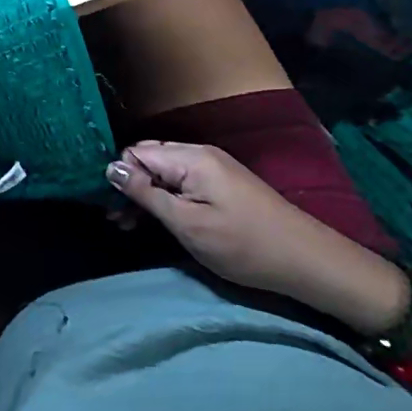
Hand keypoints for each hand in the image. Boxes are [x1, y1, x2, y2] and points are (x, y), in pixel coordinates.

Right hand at [107, 141, 410, 333]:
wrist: (301, 258)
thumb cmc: (241, 243)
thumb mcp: (187, 223)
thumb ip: (147, 194)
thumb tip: (111, 167)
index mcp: (191, 157)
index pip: (137, 152)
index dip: (120, 176)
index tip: (110, 207)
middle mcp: (200, 154)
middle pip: (150, 158)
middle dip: (130, 185)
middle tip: (116, 221)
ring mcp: (213, 168)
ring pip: (164, 172)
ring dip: (146, 195)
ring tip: (129, 226)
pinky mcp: (221, 184)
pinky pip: (182, 182)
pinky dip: (166, 199)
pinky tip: (158, 221)